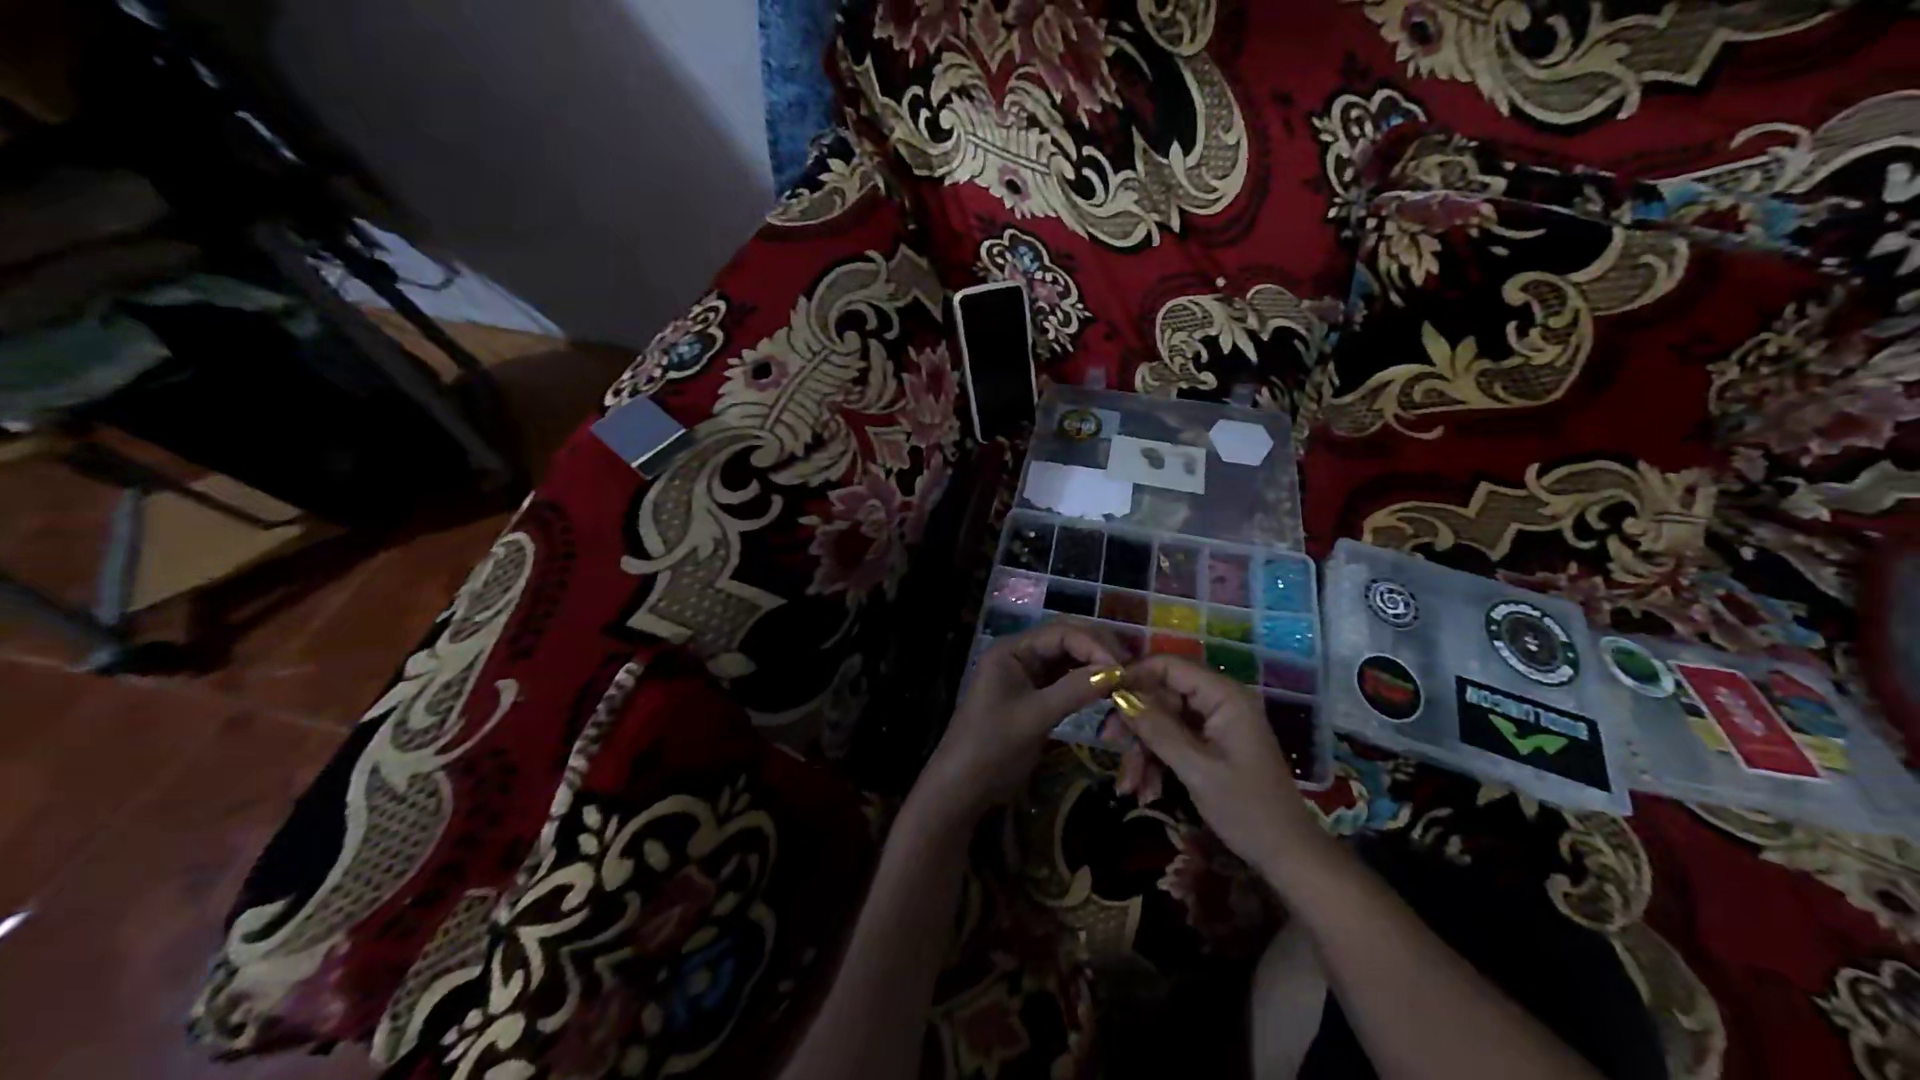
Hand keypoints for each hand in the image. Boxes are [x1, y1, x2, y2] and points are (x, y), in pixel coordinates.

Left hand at [915, 622, 1128, 824]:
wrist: (964, 786)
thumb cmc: (992, 746)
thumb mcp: (1034, 717)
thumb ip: (1074, 691)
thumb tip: (1117, 672)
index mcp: (1012, 649)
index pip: (1061, 632)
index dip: (1094, 644)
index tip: (1122, 667)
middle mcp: (1020, 655)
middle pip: (1067, 640)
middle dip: (1098, 650)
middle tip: (1132, 669)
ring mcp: (1028, 675)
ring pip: (1070, 660)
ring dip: (1096, 666)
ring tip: (1126, 678)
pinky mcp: (1035, 696)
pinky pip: (1066, 680)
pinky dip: (1087, 683)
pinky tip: (1108, 690)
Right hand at [1111, 655, 1321, 872]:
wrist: (1286, 854)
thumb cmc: (1247, 809)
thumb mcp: (1196, 769)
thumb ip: (1158, 729)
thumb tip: (1120, 698)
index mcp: (1225, 697)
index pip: (1170, 666)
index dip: (1135, 675)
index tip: (1105, 696)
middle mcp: (1220, 702)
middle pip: (1162, 696)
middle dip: (1135, 723)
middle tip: (1107, 743)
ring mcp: (1216, 724)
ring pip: (1163, 721)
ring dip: (1142, 751)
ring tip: (1129, 787)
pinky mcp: (1211, 744)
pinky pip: (1173, 741)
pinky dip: (1156, 762)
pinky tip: (1145, 791)